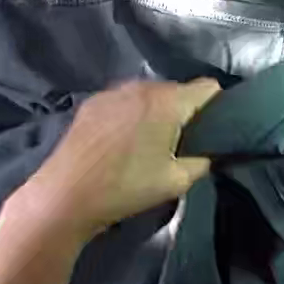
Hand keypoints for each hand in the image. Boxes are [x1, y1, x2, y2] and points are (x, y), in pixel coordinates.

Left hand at [12, 79, 221, 238]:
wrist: (66, 195)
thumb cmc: (126, 188)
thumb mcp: (176, 182)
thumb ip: (202, 162)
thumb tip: (208, 152)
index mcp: (167, 102)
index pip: (209, 88)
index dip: (217, 107)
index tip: (212, 131)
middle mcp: (142, 87)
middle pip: (178, 90)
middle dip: (185, 112)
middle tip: (181, 143)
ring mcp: (113, 92)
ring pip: (150, 95)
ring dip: (157, 113)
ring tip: (149, 144)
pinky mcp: (92, 102)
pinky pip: (126, 101)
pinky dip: (132, 115)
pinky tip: (122, 142)